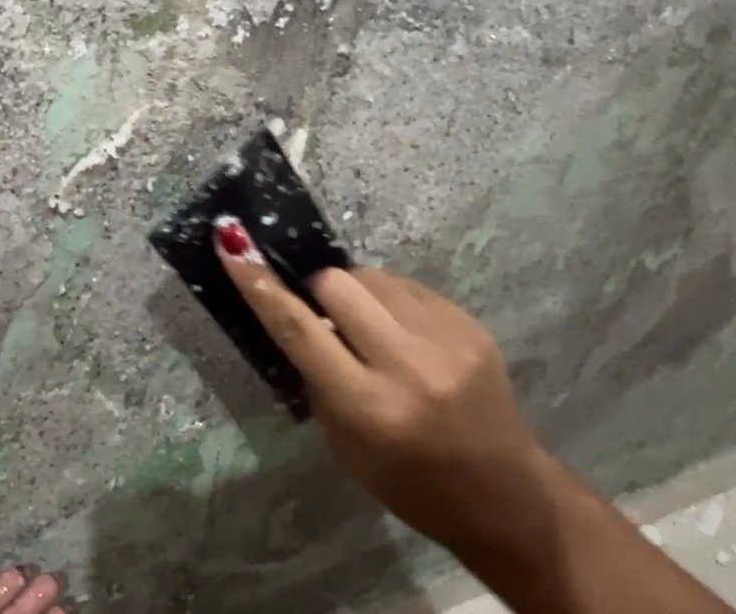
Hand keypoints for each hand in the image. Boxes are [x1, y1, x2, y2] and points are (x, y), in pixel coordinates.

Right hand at [212, 216, 547, 554]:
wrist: (504, 496)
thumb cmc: (407, 480)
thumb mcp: (344, 439)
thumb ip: (316, 372)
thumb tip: (292, 307)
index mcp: (368, 406)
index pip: (298, 328)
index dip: (259, 282)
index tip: (231, 240)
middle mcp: (408, 367)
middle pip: (336, 284)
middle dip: (315, 287)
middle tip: (317, 307)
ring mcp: (447, 341)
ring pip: (372, 276)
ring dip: (353, 290)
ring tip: (363, 322)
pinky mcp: (471, 326)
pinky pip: (407, 286)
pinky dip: (388, 298)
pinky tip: (397, 329)